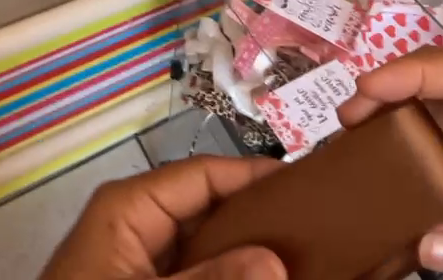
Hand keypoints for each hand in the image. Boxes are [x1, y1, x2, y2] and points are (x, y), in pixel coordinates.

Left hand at [38, 154, 287, 279]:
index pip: (204, 174)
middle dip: (255, 221)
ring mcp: (140, 261)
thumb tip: (274, 262)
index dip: (253, 175)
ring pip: (205, 247)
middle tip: (312, 228)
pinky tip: (259, 279)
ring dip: (243, 256)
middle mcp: (138, 223)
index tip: (305, 183)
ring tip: (299, 255)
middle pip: (208, 209)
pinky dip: (222, 276)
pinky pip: (193, 273)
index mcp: (131, 206)